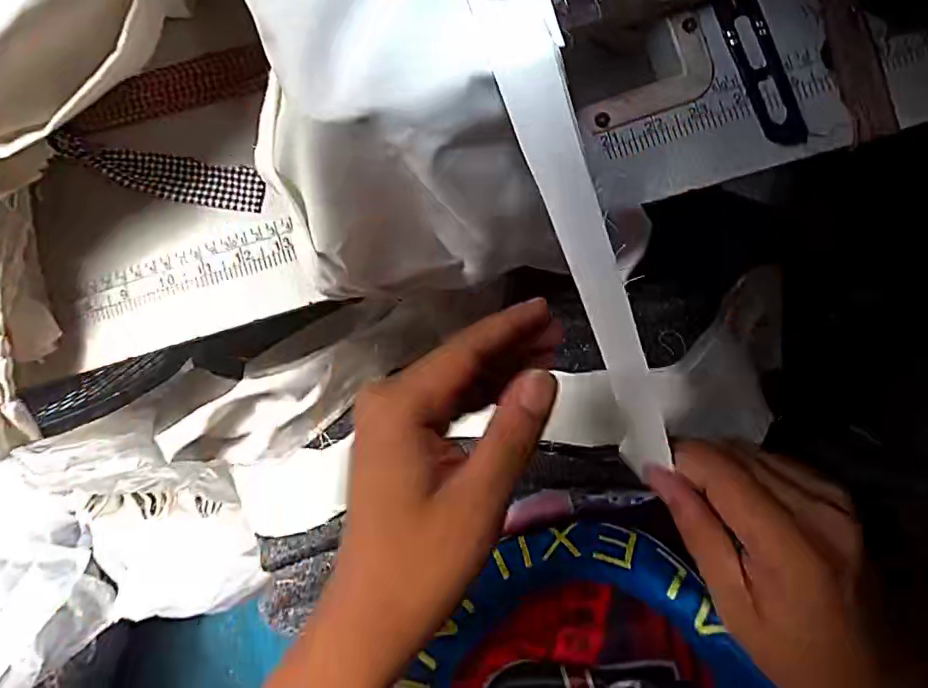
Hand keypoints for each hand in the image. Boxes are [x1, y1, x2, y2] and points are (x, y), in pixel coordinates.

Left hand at [268, 299, 560, 687]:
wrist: (370, 619)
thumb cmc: (421, 564)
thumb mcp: (478, 499)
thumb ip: (513, 431)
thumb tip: (544, 376)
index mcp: (399, 404)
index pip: (464, 351)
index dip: (509, 326)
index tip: (545, 307)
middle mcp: (388, 398)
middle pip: (459, 360)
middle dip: (509, 345)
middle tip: (556, 331)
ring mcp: (390, 417)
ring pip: (455, 380)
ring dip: (499, 369)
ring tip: (547, 353)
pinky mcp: (397, 436)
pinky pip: (446, 403)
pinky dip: (482, 396)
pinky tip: (514, 389)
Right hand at [646, 441, 878, 687]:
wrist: (869, 676)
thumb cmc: (792, 654)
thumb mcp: (733, 607)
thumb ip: (697, 531)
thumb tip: (658, 472)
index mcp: (790, 545)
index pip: (722, 470)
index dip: (682, 457)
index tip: (653, 463)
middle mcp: (817, 509)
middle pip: (739, 454)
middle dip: (698, 457)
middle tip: (672, 476)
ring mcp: (834, 499)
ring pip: (758, 452)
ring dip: (724, 461)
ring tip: (704, 488)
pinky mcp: (841, 496)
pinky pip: (780, 462)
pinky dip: (752, 468)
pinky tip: (742, 494)